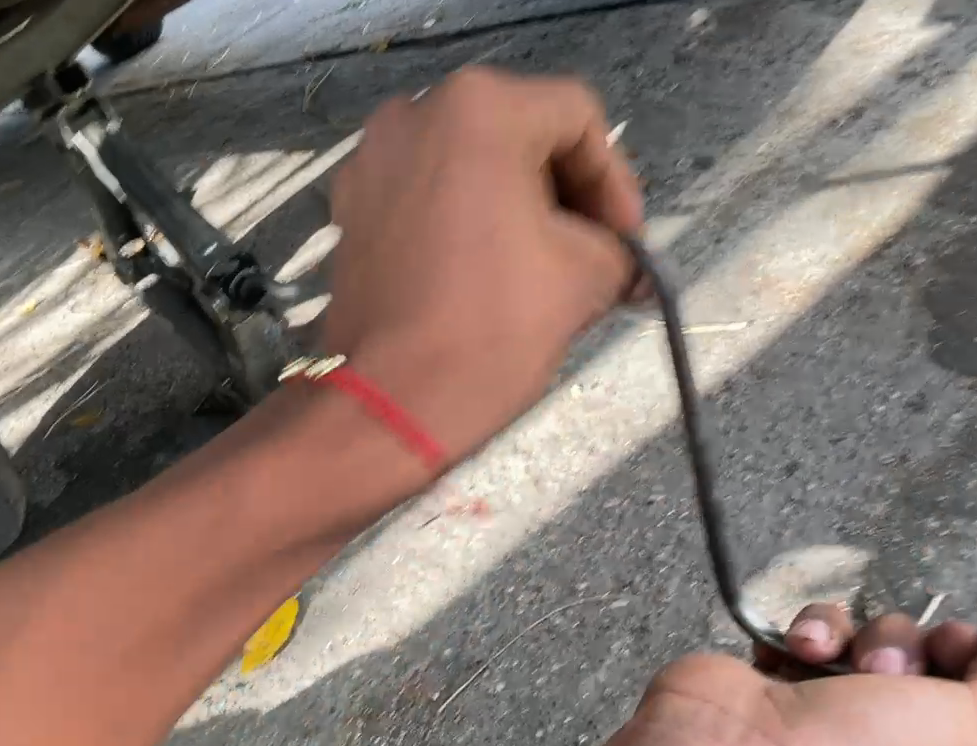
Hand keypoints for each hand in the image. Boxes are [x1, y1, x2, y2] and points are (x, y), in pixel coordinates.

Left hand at [322, 67, 642, 461]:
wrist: (391, 406)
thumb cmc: (492, 332)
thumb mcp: (583, 281)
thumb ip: (618, 250)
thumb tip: (625, 260)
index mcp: (479, 108)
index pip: (577, 119)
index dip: (615, 181)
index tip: (627, 244)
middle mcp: (415, 114)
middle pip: (519, 137)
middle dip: (565, 199)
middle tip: (592, 258)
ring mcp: (371, 163)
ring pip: (469, 170)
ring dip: (516, 214)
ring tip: (542, 274)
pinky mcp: (350, 213)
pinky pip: (427, 201)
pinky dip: (464, 228)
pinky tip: (484, 278)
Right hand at [510, 589, 976, 745]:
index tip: (956, 649)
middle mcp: (883, 738)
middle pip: (921, 655)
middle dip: (908, 646)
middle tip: (887, 672)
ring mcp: (821, 704)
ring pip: (862, 634)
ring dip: (854, 634)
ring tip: (826, 658)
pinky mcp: (769, 674)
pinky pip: (806, 629)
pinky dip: (803, 630)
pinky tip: (790, 650)